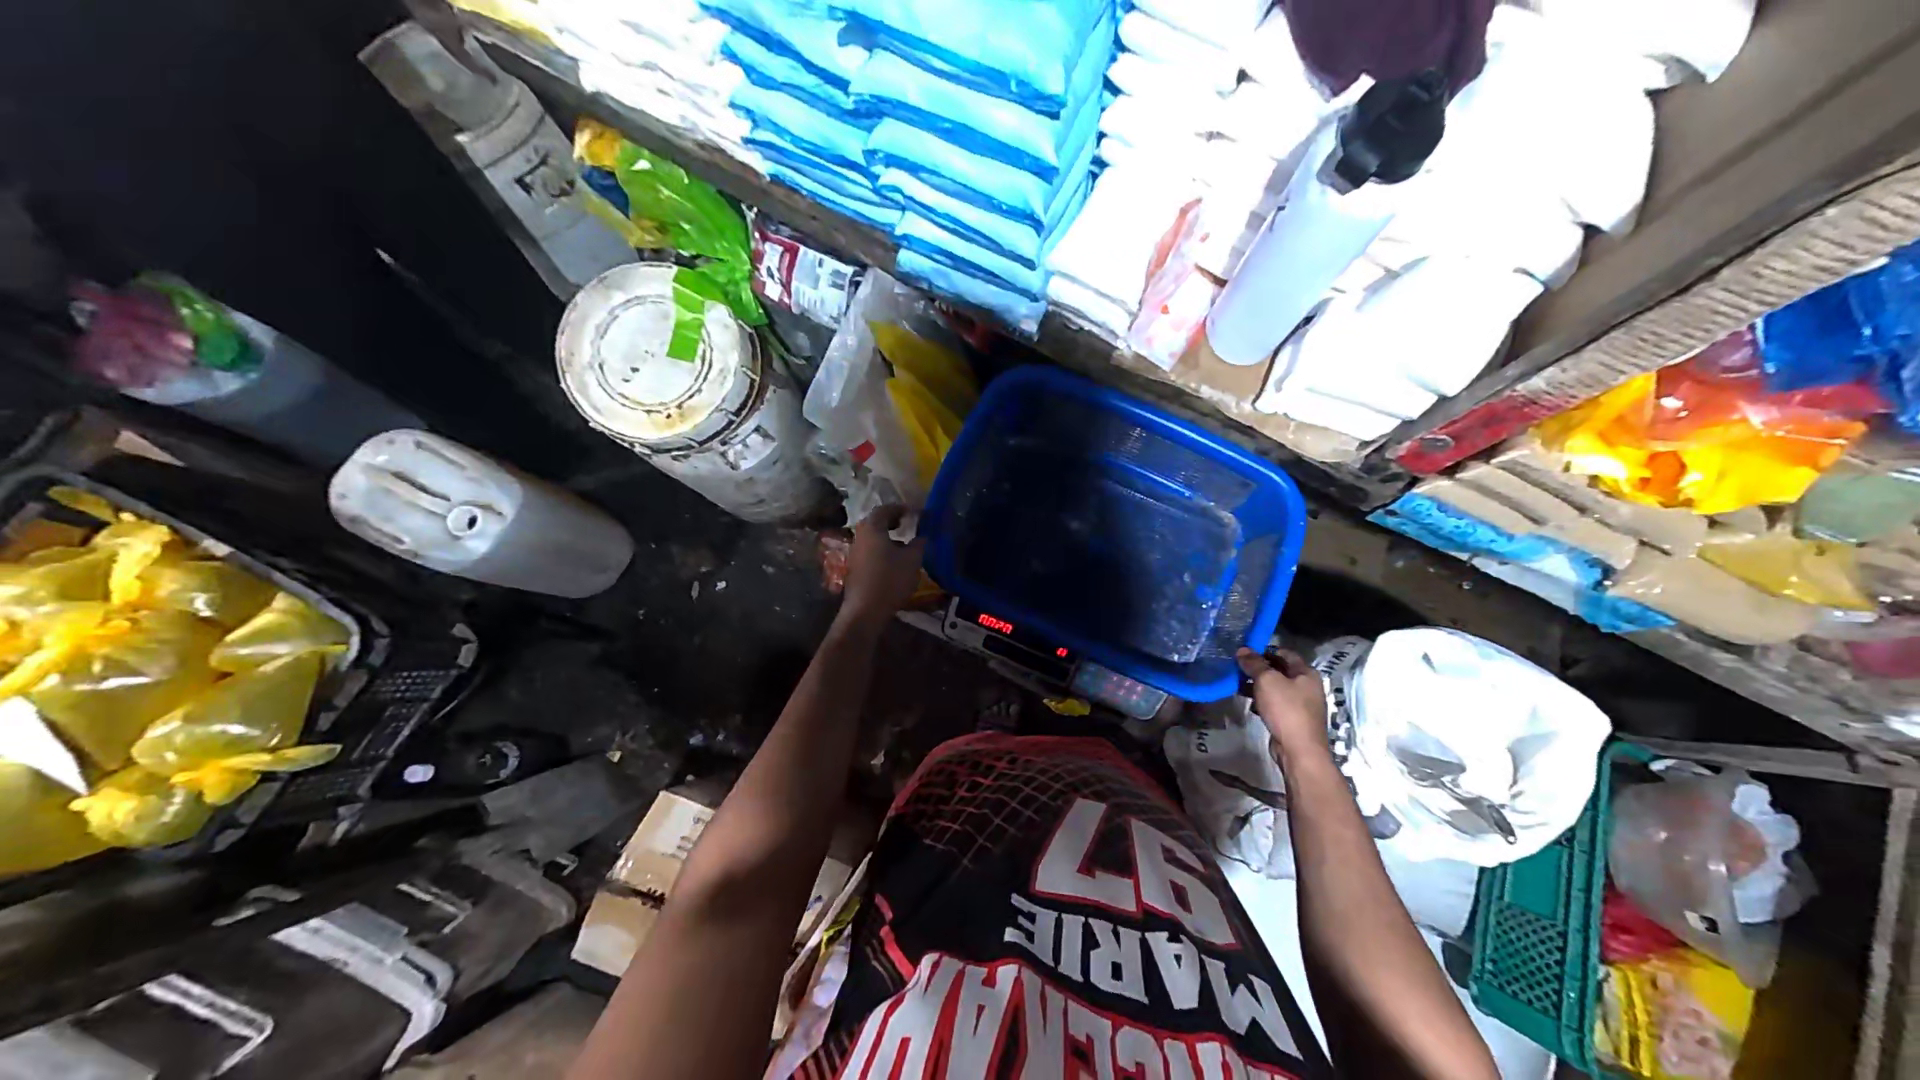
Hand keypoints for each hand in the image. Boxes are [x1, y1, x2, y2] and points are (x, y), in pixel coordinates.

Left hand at [838, 506, 926, 630]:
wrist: (865, 609)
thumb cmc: (890, 579)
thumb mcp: (912, 560)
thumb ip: (919, 544)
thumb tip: (922, 536)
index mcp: (872, 528)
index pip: (885, 509)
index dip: (901, 508)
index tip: (914, 512)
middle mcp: (859, 536)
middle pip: (875, 522)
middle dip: (892, 520)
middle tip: (907, 523)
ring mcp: (854, 552)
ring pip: (872, 537)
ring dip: (886, 536)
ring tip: (903, 542)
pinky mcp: (854, 567)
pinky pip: (869, 550)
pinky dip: (881, 548)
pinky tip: (893, 560)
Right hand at [1237, 647, 1328, 752]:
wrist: (1299, 750)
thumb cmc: (1286, 709)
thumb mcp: (1267, 681)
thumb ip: (1254, 663)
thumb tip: (1242, 649)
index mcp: (1307, 673)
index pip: (1284, 653)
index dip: (1264, 651)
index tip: (1244, 653)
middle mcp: (1307, 687)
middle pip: (1280, 671)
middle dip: (1259, 669)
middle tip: (1238, 668)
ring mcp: (1302, 705)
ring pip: (1276, 689)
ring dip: (1258, 686)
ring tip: (1238, 685)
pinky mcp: (1293, 720)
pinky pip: (1276, 705)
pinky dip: (1263, 702)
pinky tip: (1250, 705)